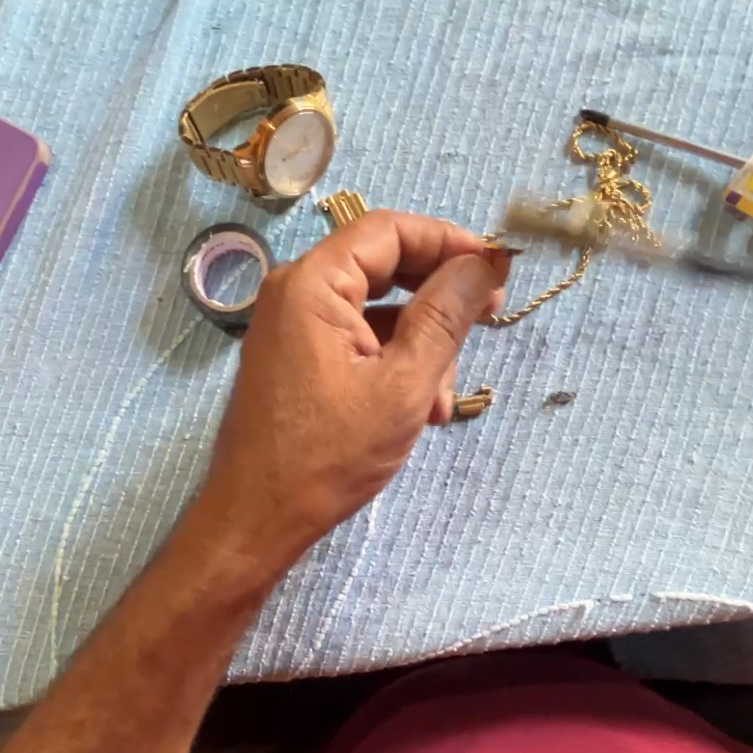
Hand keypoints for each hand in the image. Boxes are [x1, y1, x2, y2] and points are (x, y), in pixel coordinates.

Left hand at [188, 211, 508, 573]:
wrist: (257, 520)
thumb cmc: (328, 456)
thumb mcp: (403, 385)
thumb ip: (446, 315)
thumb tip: (483, 262)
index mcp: (312, 285)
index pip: (389, 231)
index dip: (449, 242)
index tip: (496, 270)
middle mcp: (294, 295)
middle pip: (383, 269)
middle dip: (438, 302)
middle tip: (486, 324)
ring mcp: (291, 331)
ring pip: (374, 314)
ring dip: (419, 348)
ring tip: (442, 403)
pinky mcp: (295, 364)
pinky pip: (354, 345)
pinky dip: (391, 368)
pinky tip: (419, 410)